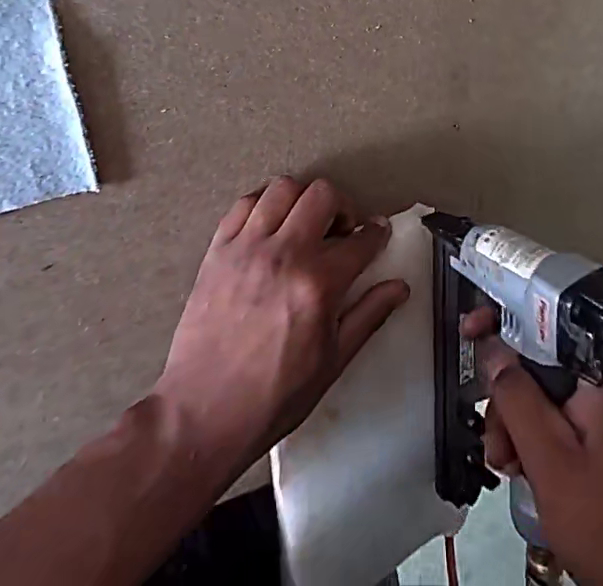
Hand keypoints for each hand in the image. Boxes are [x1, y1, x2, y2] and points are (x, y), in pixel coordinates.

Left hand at [149, 177, 408, 477]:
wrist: (202, 414)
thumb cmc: (274, 394)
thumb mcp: (334, 359)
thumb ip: (369, 314)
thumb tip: (399, 287)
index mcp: (318, 284)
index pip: (362, 239)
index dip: (377, 233)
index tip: (378, 233)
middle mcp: (284, 256)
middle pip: (323, 195)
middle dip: (343, 206)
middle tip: (342, 230)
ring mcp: (246, 250)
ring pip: (283, 188)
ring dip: (303, 199)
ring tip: (306, 223)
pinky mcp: (216, 253)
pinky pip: (243, 205)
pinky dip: (264, 205)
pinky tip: (271, 226)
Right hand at [464, 310, 602, 585]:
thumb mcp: (550, 459)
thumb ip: (518, 399)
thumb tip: (491, 347)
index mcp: (601, 376)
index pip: (549, 326)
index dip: (507, 320)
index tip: (471, 325)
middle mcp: (602, 384)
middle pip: (537, 366)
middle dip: (507, 401)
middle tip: (499, 444)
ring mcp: (599, 412)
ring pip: (538, 397)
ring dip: (513, 428)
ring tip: (511, 468)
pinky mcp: (594, 438)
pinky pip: (550, 422)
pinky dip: (529, 443)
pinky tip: (523, 473)